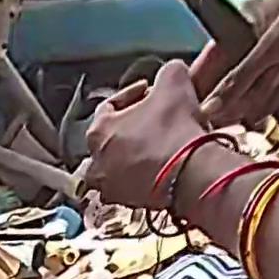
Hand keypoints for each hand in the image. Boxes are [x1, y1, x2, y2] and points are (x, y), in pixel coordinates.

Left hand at [84, 60, 212, 208]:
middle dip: (130, 127)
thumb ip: (164, 74)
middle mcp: (95, 163)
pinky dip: (141, 174)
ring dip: (134, 153)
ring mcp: (107, 187)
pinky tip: (159, 165)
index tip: (149, 90)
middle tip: (151, 119)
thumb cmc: (172, 126)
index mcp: (97, 131)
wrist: (184, 173)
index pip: (109, 106)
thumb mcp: (173, 79)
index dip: (131, 94)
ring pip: (118, 164)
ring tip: (155, 144)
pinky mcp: (124, 204)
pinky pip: (129, 184)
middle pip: (111, 139)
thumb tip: (166, 77)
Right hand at [193, 0, 278, 126]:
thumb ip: (236, 81)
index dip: (196, 98)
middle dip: (236, 100)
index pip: (200, 74)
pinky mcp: (277, 83)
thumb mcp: (268, 46)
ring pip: (243, 104)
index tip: (196, 118)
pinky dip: (274, 98)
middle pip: (220, 97)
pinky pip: (263, 105)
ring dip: (262, 95)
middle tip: (253, 90)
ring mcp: (258, 72)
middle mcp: (240, 57)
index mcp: (230, 37)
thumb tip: (207, 111)